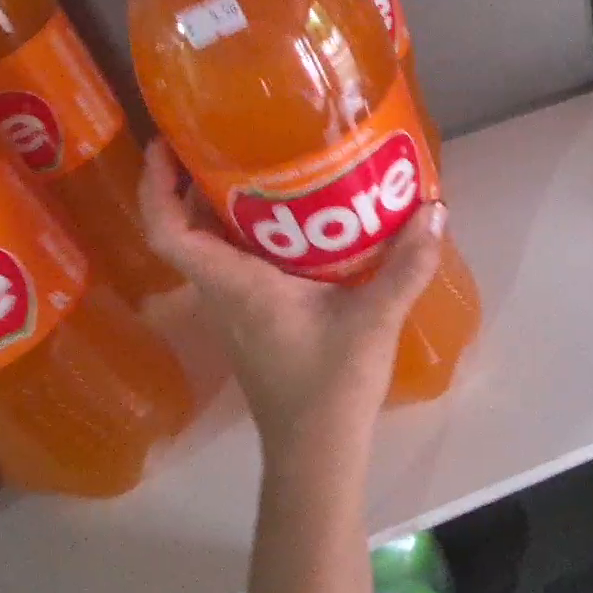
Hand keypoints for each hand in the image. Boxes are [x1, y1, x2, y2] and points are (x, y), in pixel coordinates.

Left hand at [138, 140, 445, 454]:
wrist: (316, 453)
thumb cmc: (329, 388)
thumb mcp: (373, 322)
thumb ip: (406, 266)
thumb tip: (435, 209)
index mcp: (237, 285)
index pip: (168, 232)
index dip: (156, 185)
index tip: (170, 143)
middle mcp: (226, 292)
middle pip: (190, 229)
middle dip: (199, 181)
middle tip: (238, 139)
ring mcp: (239, 310)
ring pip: (218, 247)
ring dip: (231, 207)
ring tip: (274, 168)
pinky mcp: (259, 321)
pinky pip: (244, 264)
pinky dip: (261, 235)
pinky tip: (308, 225)